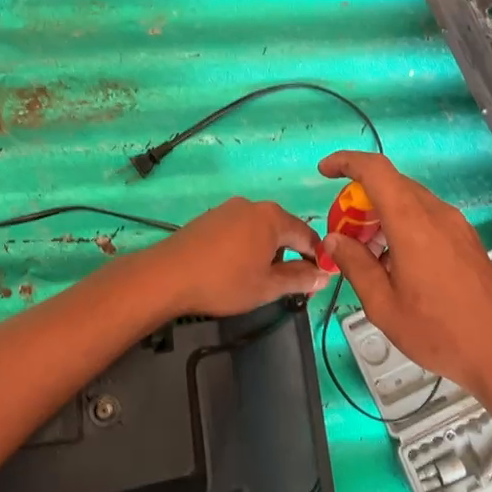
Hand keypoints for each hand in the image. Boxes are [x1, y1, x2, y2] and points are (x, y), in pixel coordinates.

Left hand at [147, 197, 328, 316]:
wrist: (167, 276)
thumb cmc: (224, 281)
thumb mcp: (267, 286)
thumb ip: (299, 279)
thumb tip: (324, 276)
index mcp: (272, 217)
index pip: (307, 235)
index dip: (318, 258)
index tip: (320, 279)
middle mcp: (252, 206)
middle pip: (283, 230)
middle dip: (292, 255)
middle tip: (292, 283)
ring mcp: (228, 209)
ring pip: (260, 230)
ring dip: (268, 251)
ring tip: (261, 278)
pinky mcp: (209, 219)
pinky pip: (240, 230)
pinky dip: (247, 247)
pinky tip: (237, 268)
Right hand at [317, 151, 491, 398]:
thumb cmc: (437, 332)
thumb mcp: (382, 305)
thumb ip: (356, 265)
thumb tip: (335, 239)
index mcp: (412, 223)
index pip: (376, 170)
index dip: (347, 162)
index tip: (325, 172)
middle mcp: (437, 214)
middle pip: (392, 185)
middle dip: (360, 201)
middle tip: (343, 236)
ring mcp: (457, 225)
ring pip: (411, 202)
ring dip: (382, 216)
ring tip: (368, 256)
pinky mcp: (468, 240)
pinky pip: (428, 218)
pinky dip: (404, 227)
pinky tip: (397, 264)